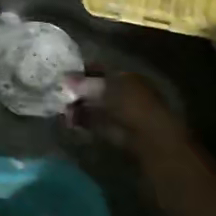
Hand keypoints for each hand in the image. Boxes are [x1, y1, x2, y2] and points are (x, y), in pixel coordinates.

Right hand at [66, 71, 192, 162]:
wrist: (157, 146)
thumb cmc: (136, 109)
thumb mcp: (112, 91)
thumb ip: (89, 85)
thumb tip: (66, 80)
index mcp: (128, 77)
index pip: (101, 70)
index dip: (83, 72)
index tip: (62, 77)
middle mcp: (126, 93)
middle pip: (98, 90)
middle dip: (79, 92)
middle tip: (57, 96)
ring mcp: (123, 115)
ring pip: (97, 108)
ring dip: (80, 109)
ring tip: (61, 112)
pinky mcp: (119, 135)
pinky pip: (98, 125)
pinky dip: (85, 123)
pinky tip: (71, 124)